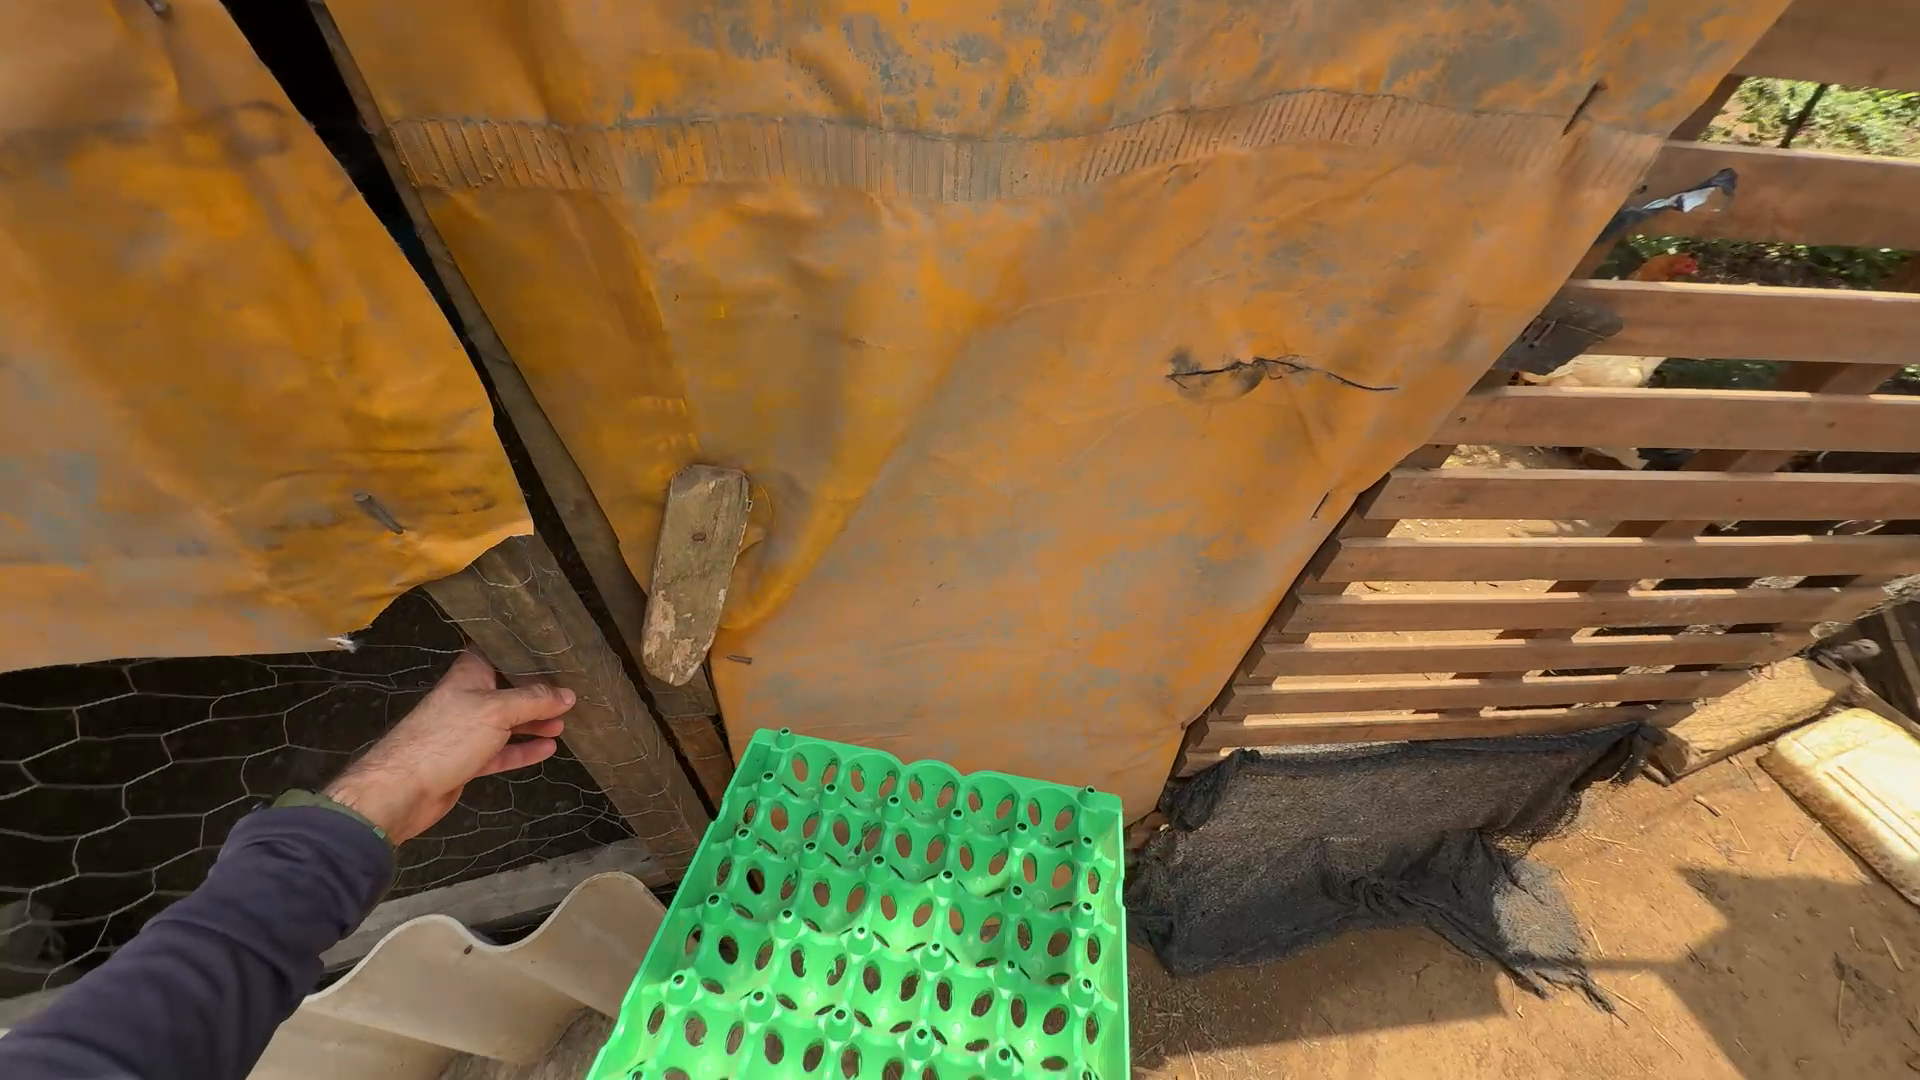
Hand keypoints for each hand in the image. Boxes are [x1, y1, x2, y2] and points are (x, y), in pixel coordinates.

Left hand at [323, 650, 574, 843]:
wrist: (400, 792)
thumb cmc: (448, 737)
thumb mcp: (498, 710)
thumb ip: (535, 700)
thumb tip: (569, 695)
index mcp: (469, 676)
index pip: (495, 651)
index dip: (519, 646)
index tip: (551, 645)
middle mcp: (468, 699)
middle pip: (507, 687)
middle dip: (537, 689)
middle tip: (570, 688)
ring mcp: (466, 731)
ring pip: (507, 721)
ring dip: (534, 721)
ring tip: (564, 721)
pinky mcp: (467, 759)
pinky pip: (501, 750)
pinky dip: (522, 749)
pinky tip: (547, 749)